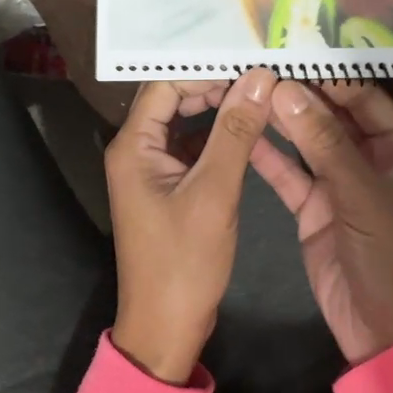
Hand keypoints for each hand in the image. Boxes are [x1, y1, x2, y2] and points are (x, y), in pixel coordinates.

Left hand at [105, 69, 276, 383]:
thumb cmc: (184, 262)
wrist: (165, 327)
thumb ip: (234, 133)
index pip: (164, 84)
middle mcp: (134, 150)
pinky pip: (189, 147)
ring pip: (182, 123)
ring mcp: (149, 169)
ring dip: (216, 110)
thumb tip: (258, 77)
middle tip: (259, 77)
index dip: (204, 71)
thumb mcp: (214, 193)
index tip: (249, 65)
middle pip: (170, 99)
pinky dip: (215, 136)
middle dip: (212, 85)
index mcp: (132, 146)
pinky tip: (247, 130)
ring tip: (259, 95)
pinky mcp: (166, 187)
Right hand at [250, 82, 392, 364]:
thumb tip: (288, 89)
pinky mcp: (314, 211)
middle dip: (298, 95)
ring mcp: (341, 187)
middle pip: (332, 117)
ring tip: (243, 91)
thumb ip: (324, 142)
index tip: (289, 51)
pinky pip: (290, 176)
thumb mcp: (364, 195)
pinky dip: (268, 158)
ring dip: (280, 122)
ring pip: (306, 144)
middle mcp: (372, 162)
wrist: (391, 333)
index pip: (364, 98)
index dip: (329, 76)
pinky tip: (241, 135)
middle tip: (257, 66)